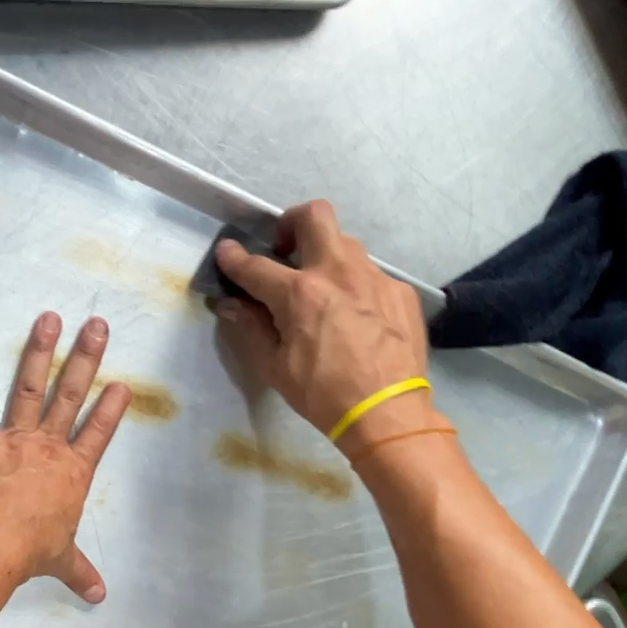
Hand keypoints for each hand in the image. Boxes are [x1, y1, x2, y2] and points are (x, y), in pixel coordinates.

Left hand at [0, 312, 130, 602]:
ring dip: (39, 353)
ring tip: (48, 318)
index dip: (111, 409)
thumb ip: (80, 572)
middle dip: (85, 359)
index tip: (122, 383)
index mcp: (72, 472)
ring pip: (29, 389)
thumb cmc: (31, 551)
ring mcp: (13, 440)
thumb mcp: (61, 560)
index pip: (98, 434)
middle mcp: (47, 447)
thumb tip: (99, 596)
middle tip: (97, 324)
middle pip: (70, 396)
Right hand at [213, 201, 437, 455]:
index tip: (226, 252)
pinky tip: (354, 318)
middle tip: (284, 249)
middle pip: (314, 216)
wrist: (386, 411)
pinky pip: (371, 275)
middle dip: (291, 222)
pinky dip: (353, 287)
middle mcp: (338, 272)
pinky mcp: (399, 292)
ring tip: (321, 291)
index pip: (257, 266)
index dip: (235, 258)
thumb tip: (231, 305)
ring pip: (346, 244)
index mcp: (300, 293)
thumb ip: (251, 328)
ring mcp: (374, 278)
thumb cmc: (321, 394)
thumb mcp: (275, 367)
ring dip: (325, 256)